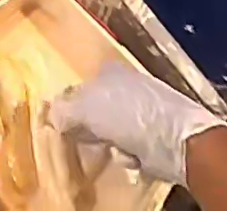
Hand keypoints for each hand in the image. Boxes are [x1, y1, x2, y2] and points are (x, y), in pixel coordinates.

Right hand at [47, 61, 224, 184]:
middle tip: (85, 144)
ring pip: (112, 128)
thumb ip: (66, 109)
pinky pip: (130, 142)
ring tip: (110, 152)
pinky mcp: (155, 127)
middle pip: (96, 108)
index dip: (71, 110)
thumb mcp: (89, 108)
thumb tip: (50, 113)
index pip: (80, 87)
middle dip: (90, 129)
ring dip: (108, 143)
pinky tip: (131, 157)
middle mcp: (125, 82)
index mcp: (108, 70)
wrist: (176, 137)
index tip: (65, 130)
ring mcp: (142, 104)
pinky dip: (127, 151)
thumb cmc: (129, 115)